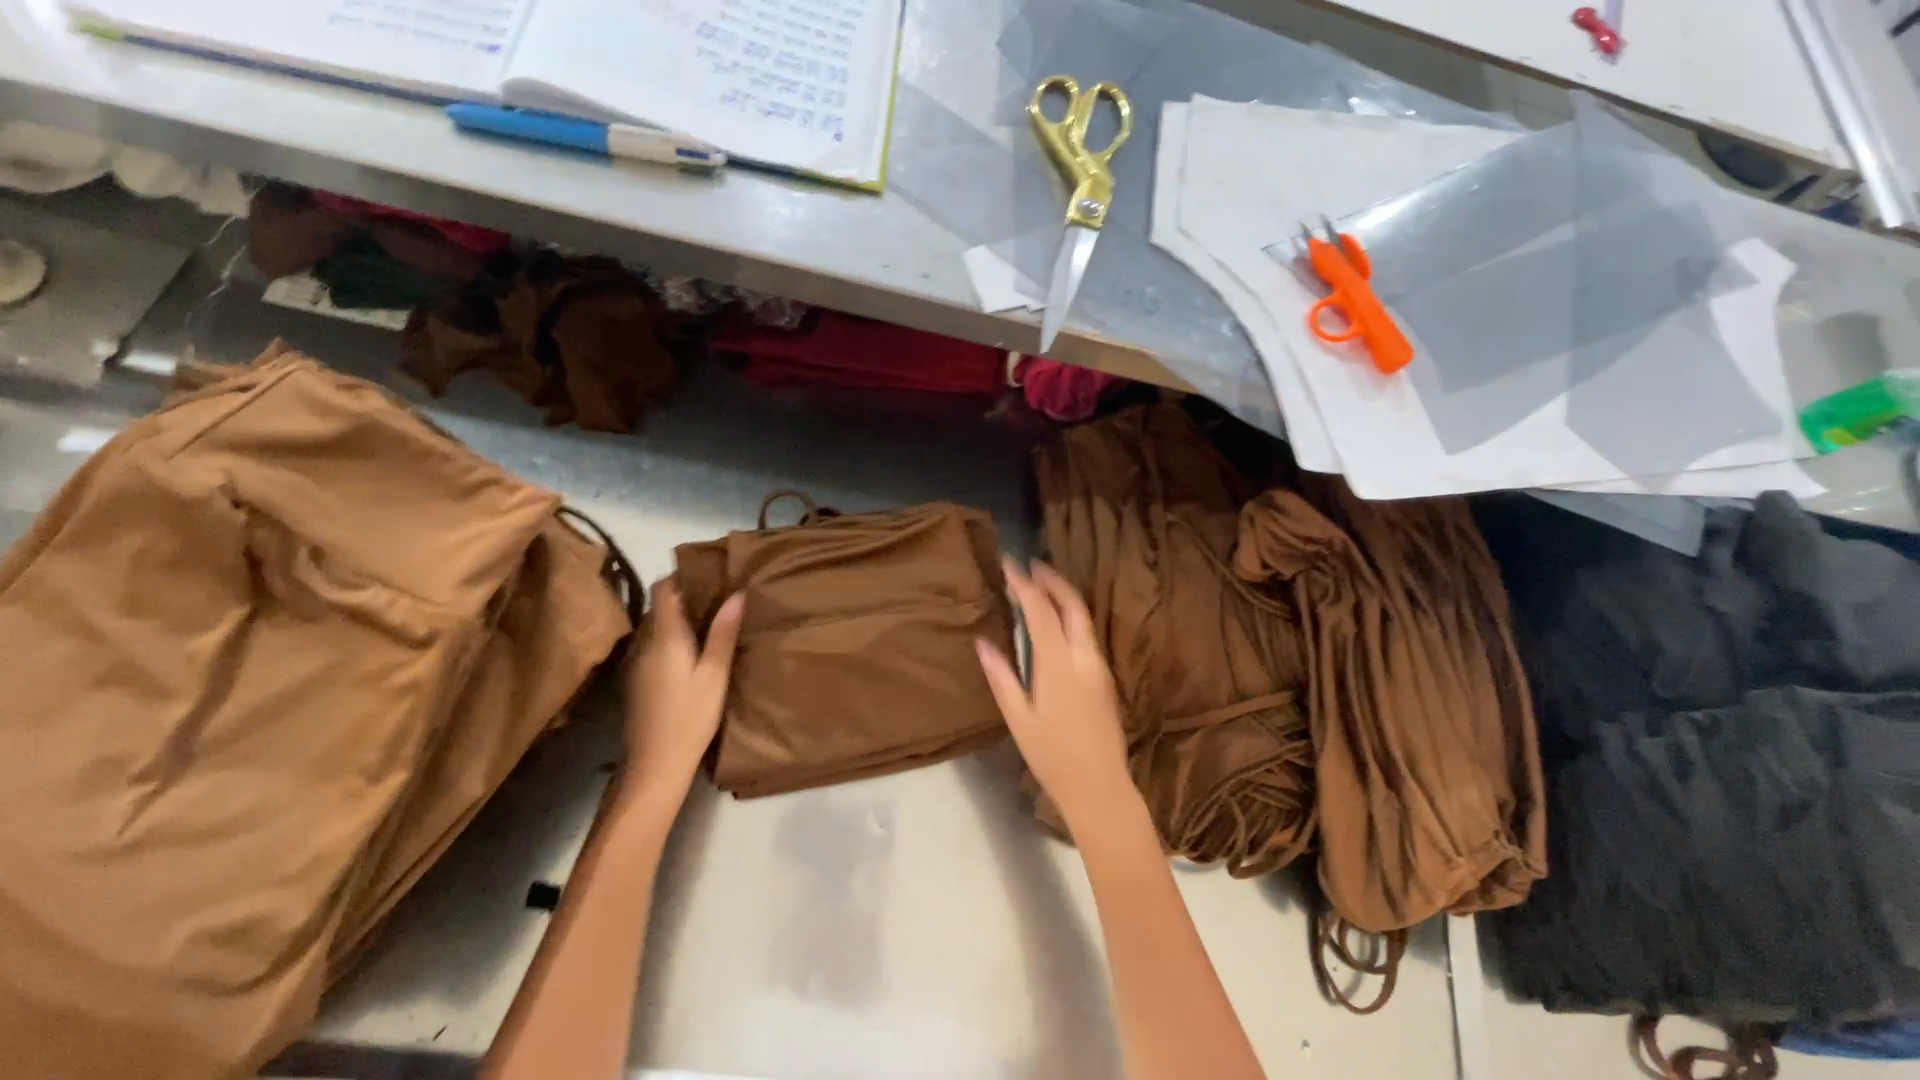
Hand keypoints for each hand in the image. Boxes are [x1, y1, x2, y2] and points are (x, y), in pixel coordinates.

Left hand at [620, 578, 743, 806]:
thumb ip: (723, 633)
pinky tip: (691, 653)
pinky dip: (670, 639)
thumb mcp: (714, 675)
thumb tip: (737, 594)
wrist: (653, 764)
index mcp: (664, 636)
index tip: (709, 574)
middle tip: (718, 597)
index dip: (682, 576)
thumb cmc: (689, 717)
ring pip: (654, 627)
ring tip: (709, 622)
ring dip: (677, 619)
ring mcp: (636, 662)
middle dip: (685, 597)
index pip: (663, 589)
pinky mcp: (636, 680)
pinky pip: (652, 646)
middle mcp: (644, 642)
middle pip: (658, 606)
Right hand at [975, 558, 1137, 832]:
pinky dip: (1070, 618)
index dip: (1024, 585)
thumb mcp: (1018, 719)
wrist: (1100, 787)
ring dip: (1063, 597)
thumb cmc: (1052, 757)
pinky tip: (1055, 623)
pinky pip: (1087, 635)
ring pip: (1084, 619)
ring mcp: (1100, 667)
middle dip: (1052, 581)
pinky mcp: (1105, 679)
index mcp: (1059, 665)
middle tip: (1031, 566)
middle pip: (1072, 605)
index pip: (1040, 612)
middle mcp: (1084, 658)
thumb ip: (1002, 677)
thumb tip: (983, 642)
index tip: (1009, 564)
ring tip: (1039, 587)